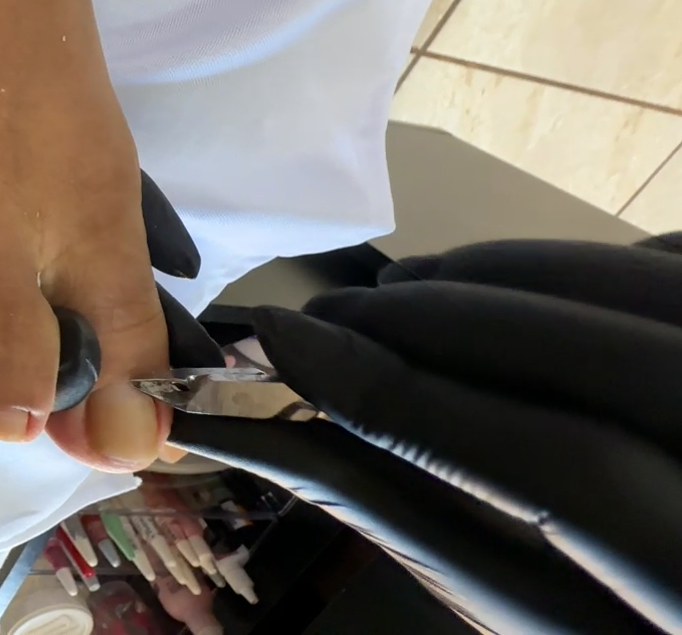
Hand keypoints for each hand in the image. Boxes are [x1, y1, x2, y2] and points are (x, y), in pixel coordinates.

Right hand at [170, 237, 681, 634]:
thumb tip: (221, 423)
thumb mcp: (499, 599)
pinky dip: (573, 258)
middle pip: (617, 365)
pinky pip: (673, 261)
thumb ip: (377, 503)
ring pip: (646, 290)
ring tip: (402, 287)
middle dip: (440, 315)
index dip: (400, 391)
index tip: (273, 333)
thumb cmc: (604, 619)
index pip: (563, 470)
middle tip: (334, 307)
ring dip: (496, 270)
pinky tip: (504, 287)